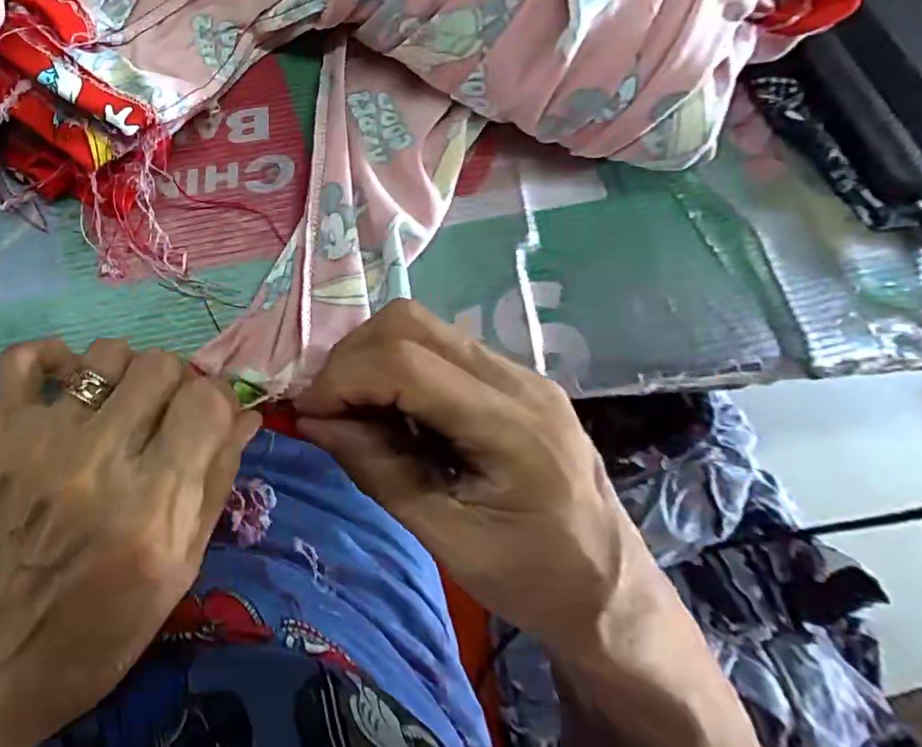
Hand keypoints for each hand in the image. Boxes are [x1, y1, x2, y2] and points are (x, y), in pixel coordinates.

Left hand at [0, 339, 260, 746]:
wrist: (8, 643)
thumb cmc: (107, 622)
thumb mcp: (181, 566)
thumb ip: (216, 480)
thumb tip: (245, 411)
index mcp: (153, 507)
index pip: (204, 402)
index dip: (215, 402)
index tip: (208, 417)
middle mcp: (99, 462)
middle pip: (159, 365)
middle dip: (176, 384)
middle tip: (165, 415)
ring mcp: (45, 439)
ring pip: (106, 353)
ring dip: (126, 372)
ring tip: (121, 405)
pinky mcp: (5, 431)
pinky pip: (25, 357)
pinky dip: (53, 356)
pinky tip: (70, 380)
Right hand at [292, 300, 756, 746]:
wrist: (616, 597)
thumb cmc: (534, 581)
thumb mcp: (445, 539)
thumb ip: (374, 470)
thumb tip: (308, 421)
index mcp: (514, 429)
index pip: (406, 365)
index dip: (342, 379)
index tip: (305, 412)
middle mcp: (519, 382)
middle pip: (408, 324)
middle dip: (349, 359)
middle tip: (326, 408)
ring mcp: (519, 374)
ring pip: (418, 325)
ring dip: (367, 357)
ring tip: (352, 408)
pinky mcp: (510, 378)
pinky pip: (434, 344)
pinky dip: (391, 364)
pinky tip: (389, 409)